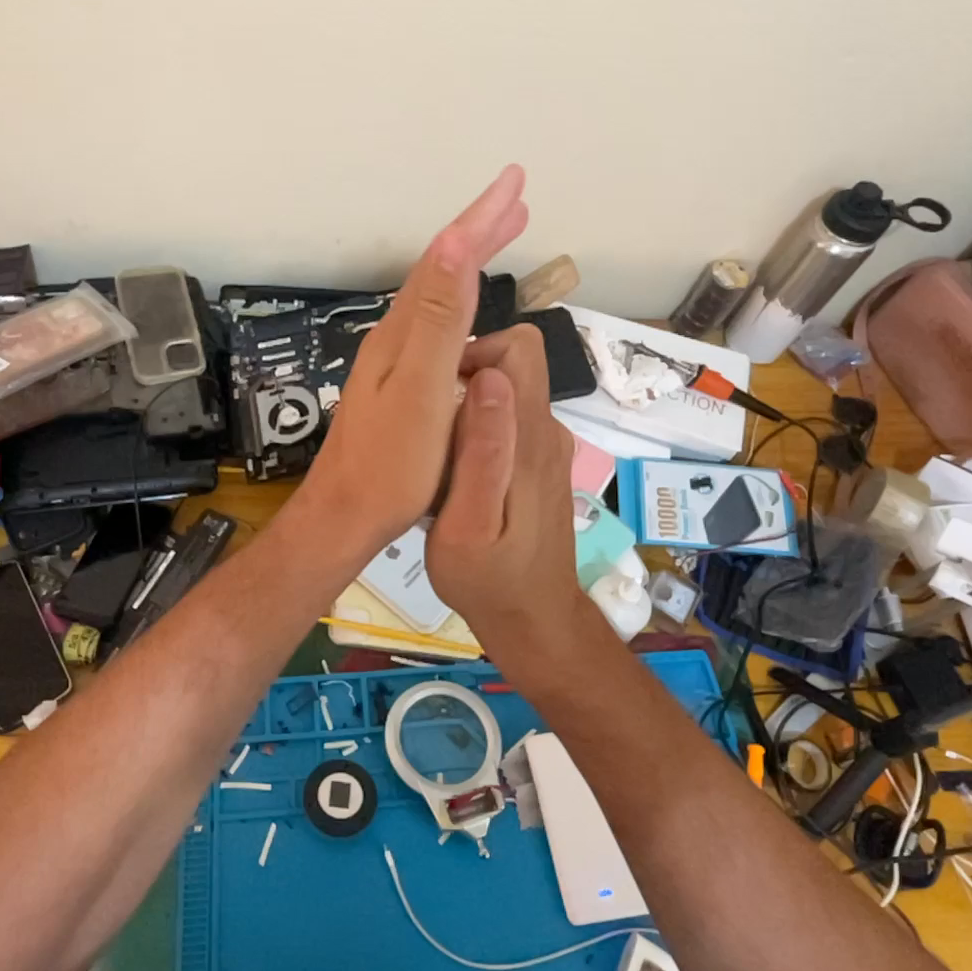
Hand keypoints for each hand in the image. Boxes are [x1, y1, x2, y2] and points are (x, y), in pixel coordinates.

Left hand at [295, 165, 528, 556]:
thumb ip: (438, 320)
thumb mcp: (420, 388)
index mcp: (403, 334)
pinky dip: (461, 308)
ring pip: (437, 299)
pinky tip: (469, 321)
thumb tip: (453, 245)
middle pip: (439, 273)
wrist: (347, 515)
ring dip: (469, 265)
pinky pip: (436, 329)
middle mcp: (394, 339)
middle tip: (515, 203)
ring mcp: (393, 365)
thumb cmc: (391, 464)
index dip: (480, 219)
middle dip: (478, 233)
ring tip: (497, 242)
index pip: (445, 261)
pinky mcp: (398, 390)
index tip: (514, 183)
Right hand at [425, 325, 592, 657]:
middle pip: (513, 364)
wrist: (532, 620)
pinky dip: (478, 429)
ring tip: (431, 451)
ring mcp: (547, 448)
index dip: (471, 350)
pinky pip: (509, 422)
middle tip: (425, 421)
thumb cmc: (488, 580)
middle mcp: (546, 432)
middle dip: (464, 374)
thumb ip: (481, 453)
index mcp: (529, 438)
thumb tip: (488, 379)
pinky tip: (451, 472)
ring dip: (467, 406)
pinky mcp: (540, 465)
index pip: (517, 350)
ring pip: (507, 394)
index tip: (432, 388)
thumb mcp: (467, 526)